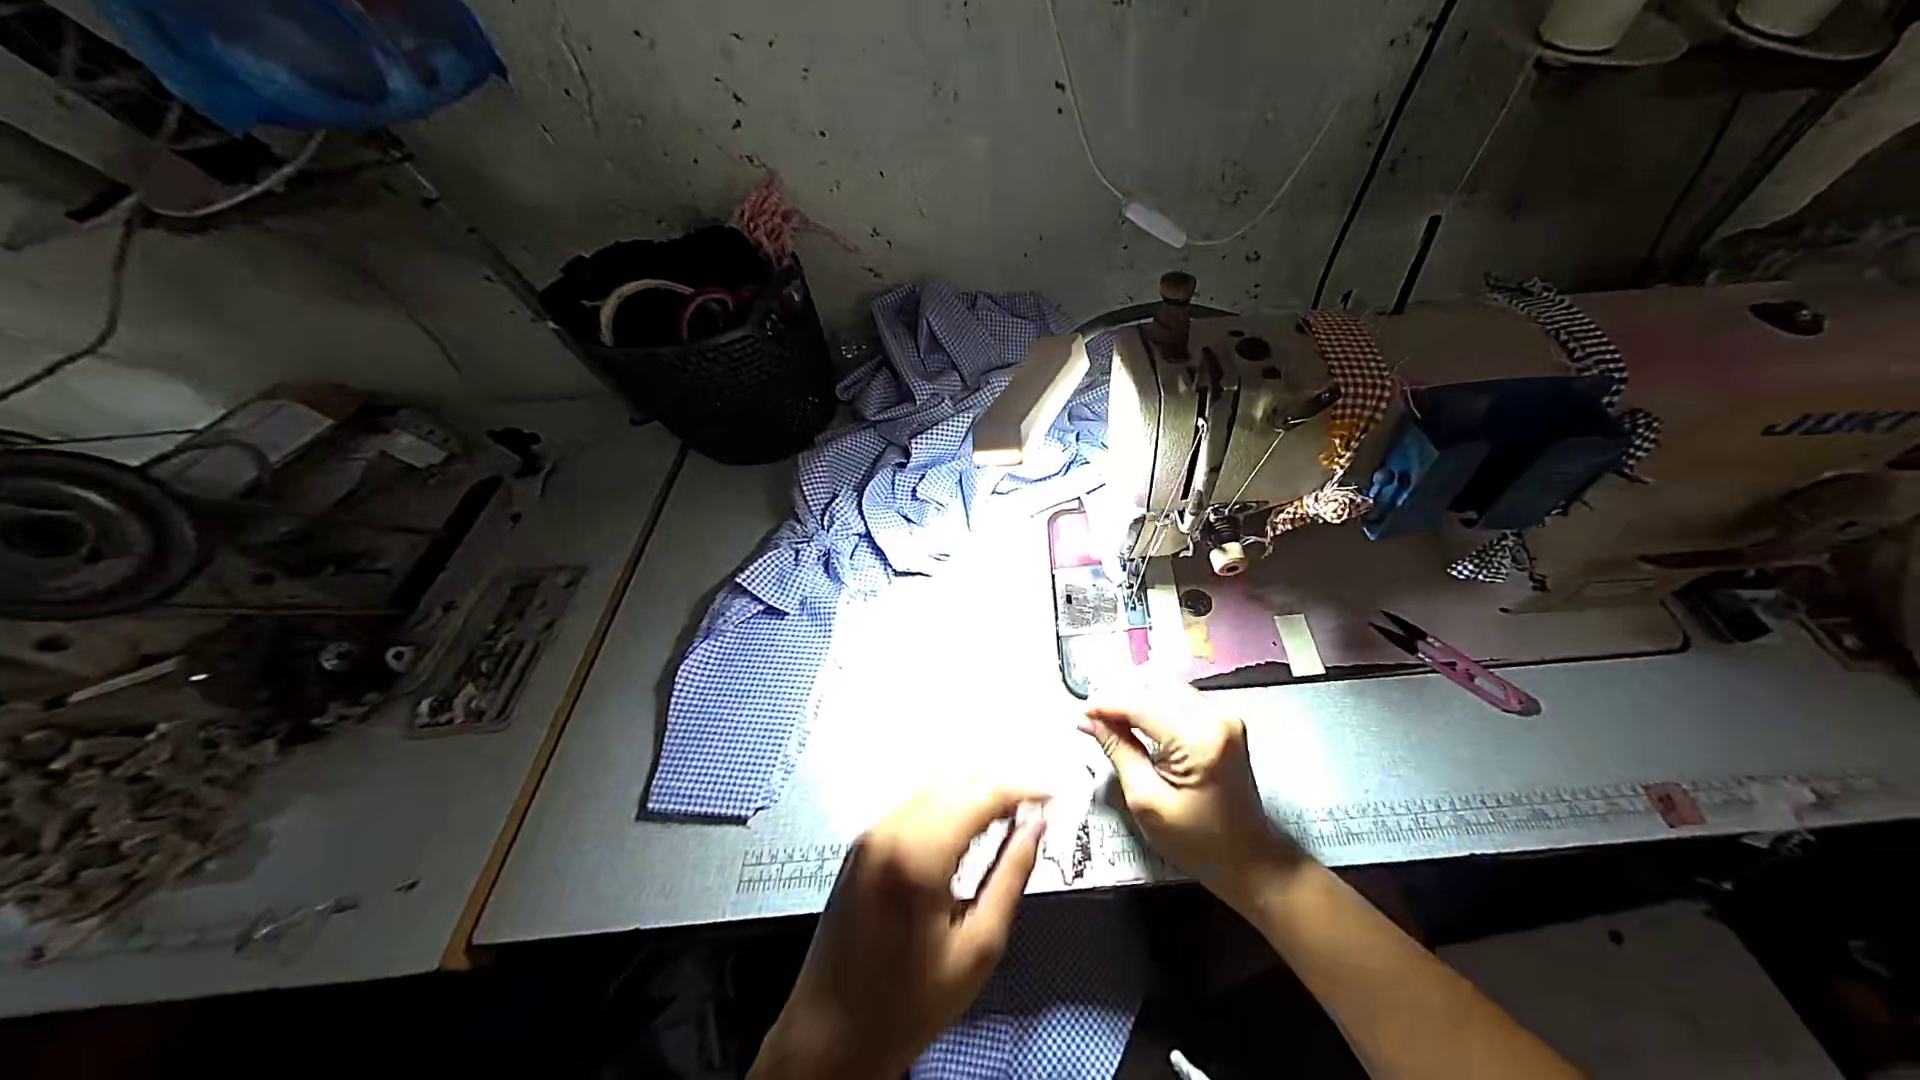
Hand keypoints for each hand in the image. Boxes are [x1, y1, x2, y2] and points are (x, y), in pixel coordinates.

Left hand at [750, 783, 1047, 1079]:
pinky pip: (912, 806)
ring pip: (933, 787)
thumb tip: (1035, 831)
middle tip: (1033, 806)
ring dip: (973, 793)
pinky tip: (965, 829)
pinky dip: (946, 805)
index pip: (981, 794)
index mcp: (918, 855)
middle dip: (999, 787)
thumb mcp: (977, 948)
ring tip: (1007, 817)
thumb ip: (1011, 877)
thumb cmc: (903, 1006)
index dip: (1023, 789)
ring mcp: (870, 837)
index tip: (1049, 795)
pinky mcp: (860, 847)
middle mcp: (888, 832)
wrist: (829, 1034)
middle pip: (956, 780)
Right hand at [1081, 690, 1304, 907]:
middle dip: (1119, 696)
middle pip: (1154, 685)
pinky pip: (1180, 697)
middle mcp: (1216, 717)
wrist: (1250, 859)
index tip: (1081, 713)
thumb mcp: (1146, 800)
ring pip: (1166, 686)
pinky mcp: (1224, 721)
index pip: (1140, 703)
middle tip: (1093, 718)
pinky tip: (1136, 721)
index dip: (1105, 704)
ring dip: (1135, 697)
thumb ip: (1118, 751)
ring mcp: (1224, 716)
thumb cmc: (1197, 841)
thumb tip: (1089, 720)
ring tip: (1110, 720)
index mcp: (1198, 739)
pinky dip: (1154, 703)